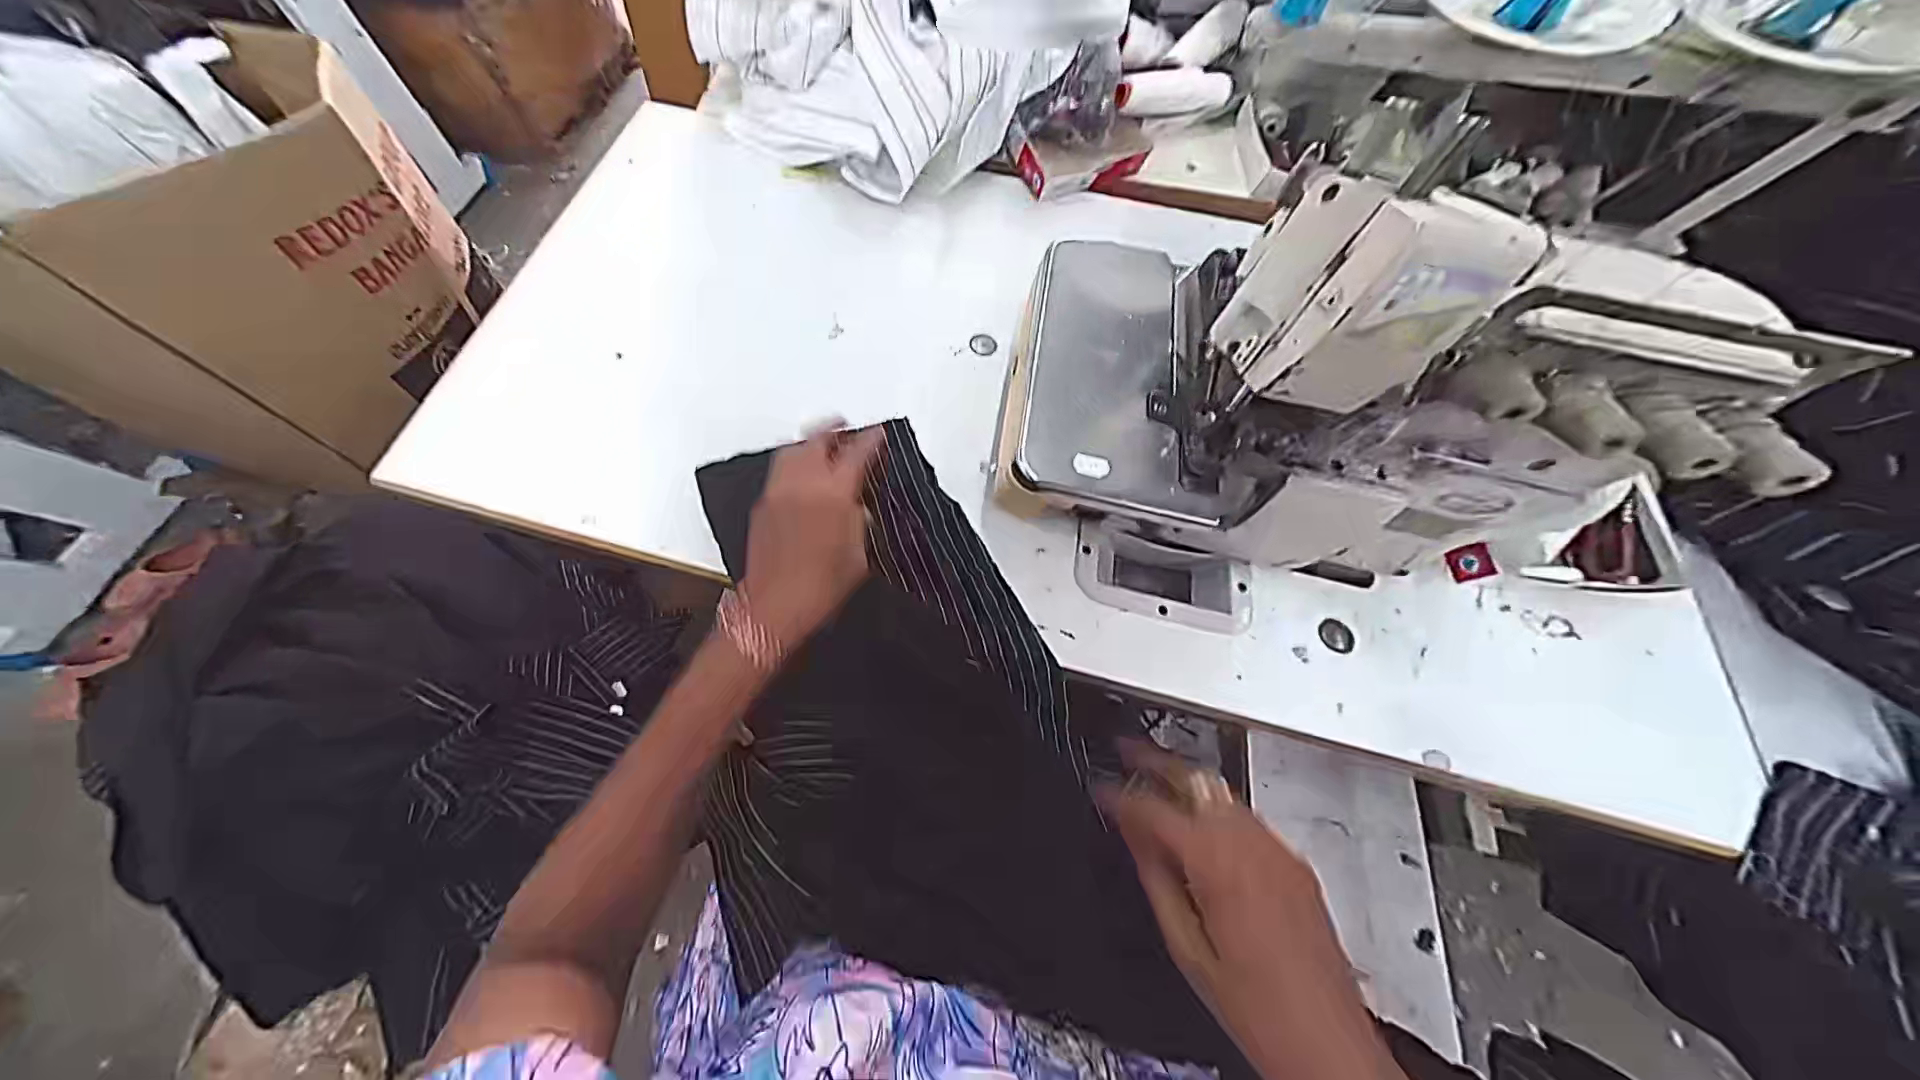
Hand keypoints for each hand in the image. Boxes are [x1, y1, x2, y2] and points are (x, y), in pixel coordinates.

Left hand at [739, 422, 885, 650]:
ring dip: (812, 442)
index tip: (878, 435)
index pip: (857, 452)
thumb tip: (858, 504)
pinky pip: (780, 471)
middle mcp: (802, 485)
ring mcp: (778, 492)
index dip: (871, 440)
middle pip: (819, 439)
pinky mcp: (763, 504)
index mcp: (833, 494)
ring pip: (794, 449)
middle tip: (849, 431)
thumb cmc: (818, 589)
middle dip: (837, 431)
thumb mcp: (859, 554)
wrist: (774, 607)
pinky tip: (804, 474)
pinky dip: (795, 463)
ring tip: (825, 446)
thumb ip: (860, 520)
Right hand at [1097, 743, 1403, 1079]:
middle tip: (1127, 750)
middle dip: (1156, 761)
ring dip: (1186, 782)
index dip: (1120, 795)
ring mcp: (1278, 851)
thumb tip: (1133, 835)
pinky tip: (1198, 825)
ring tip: (1155, 782)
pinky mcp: (1295, 864)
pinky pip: (1246, 818)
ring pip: (1222, 793)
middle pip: (1196, 778)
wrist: (1329, 1045)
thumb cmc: (1260, 1011)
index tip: (1102, 790)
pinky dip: (1215, 810)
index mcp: (1217, 862)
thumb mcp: (1185, 946)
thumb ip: (1155, 877)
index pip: (1155, 808)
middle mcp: (1252, 844)